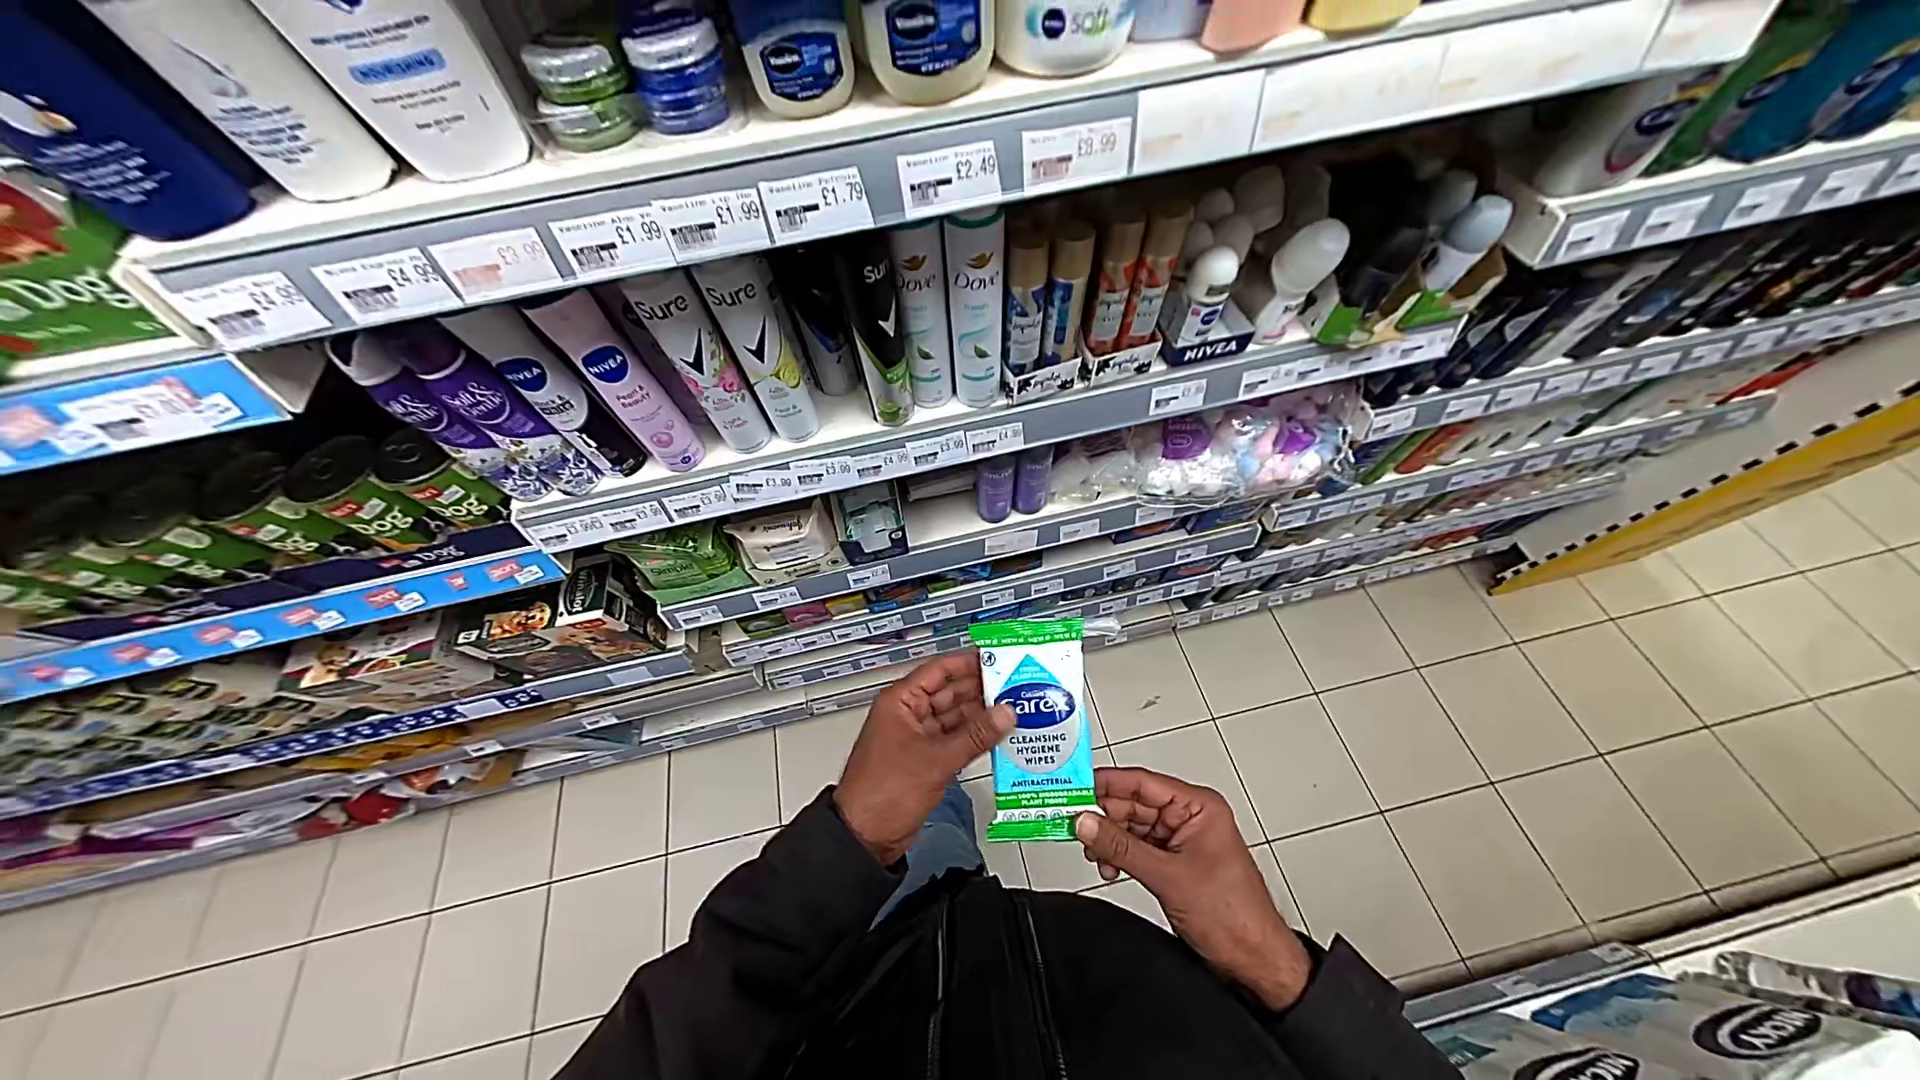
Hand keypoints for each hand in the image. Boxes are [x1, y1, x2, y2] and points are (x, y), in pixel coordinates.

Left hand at [834, 653, 1014, 865]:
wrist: (866, 835)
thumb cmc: (883, 791)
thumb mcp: (936, 759)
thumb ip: (975, 736)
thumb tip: (1005, 714)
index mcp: (901, 702)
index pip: (939, 670)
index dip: (968, 663)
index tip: (995, 659)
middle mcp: (909, 715)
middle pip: (950, 692)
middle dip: (980, 690)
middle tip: (1014, 686)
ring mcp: (918, 737)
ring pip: (955, 717)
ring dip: (980, 716)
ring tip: (1012, 710)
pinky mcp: (926, 759)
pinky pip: (954, 740)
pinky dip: (974, 739)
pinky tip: (997, 737)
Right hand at [1075, 767, 1312, 1010]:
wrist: (1255, 962)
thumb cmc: (1237, 917)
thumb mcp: (1169, 876)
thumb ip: (1122, 847)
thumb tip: (1088, 823)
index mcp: (1198, 807)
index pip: (1143, 783)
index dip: (1107, 783)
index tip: (1077, 787)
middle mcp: (1188, 817)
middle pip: (1133, 803)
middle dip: (1104, 816)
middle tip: (1076, 823)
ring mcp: (1179, 839)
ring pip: (1130, 825)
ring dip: (1109, 838)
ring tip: (1093, 850)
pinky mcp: (1171, 860)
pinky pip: (1135, 846)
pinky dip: (1118, 854)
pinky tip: (1108, 864)